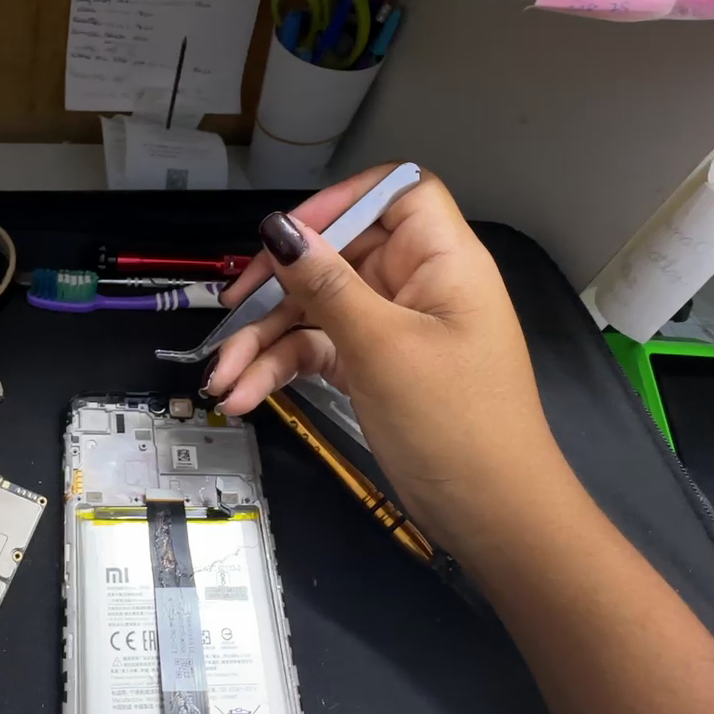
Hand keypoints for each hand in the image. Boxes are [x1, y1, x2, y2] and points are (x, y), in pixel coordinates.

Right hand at [203, 167, 567, 547]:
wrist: (491, 519)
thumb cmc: (454, 423)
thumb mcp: (380, 346)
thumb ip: (325, 282)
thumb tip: (278, 226)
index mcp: (439, 260)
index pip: (392, 193)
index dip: (339, 202)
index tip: (286, 236)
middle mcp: (411, 283)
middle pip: (333, 255)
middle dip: (277, 288)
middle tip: (231, 311)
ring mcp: (387, 326)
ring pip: (313, 309)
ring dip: (263, 341)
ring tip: (222, 377)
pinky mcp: (368, 364)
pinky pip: (314, 349)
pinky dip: (279, 369)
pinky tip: (246, 394)